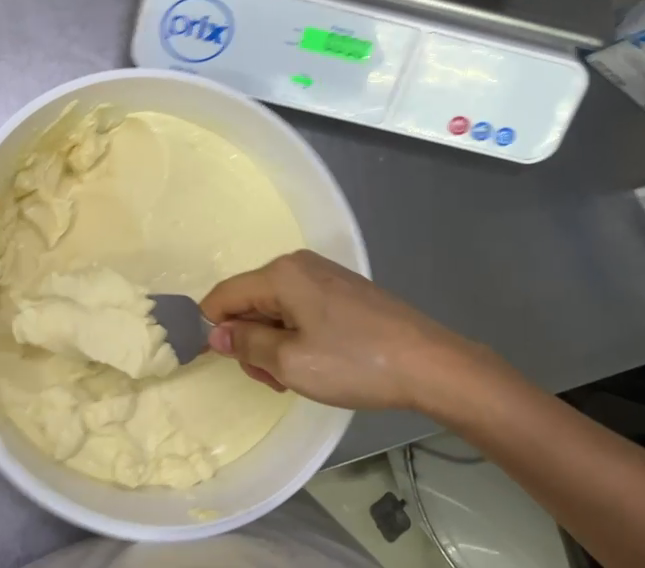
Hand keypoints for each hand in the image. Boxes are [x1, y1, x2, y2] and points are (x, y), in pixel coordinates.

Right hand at [200, 250, 493, 412]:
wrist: (430, 364)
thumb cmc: (354, 362)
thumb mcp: (290, 363)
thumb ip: (246, 345)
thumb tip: (216, 334)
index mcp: (280, 274)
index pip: (224, 295)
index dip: (213, 328)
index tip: (221, 363)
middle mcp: (298, 264)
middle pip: (251, 300)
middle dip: (250, 340)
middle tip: (273, 380)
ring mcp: (325, 275)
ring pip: (277, 307)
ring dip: (275, 342)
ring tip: (297, 377)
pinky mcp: (345, 290)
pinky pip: (302, 307)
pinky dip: (297, 335)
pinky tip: (318, 362)